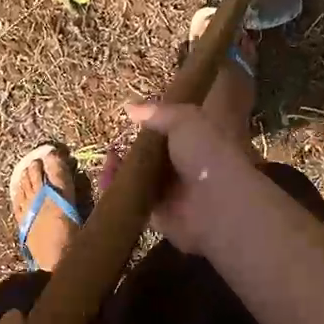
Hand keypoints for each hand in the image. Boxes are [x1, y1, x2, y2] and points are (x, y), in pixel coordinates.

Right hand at [123, 101, 260, 256]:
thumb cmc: (206, 151)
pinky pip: (132, 199)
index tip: (129, 119)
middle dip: (130, 148)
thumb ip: (157, 113)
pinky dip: (117, 191)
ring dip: (119, 168)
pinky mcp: (157, 215)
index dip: (149, 124)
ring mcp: (171, 191)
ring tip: (108, 159)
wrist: (217, 203)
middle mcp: (183, 164)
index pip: (170, 128)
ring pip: (139, 177)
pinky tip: (105, 178)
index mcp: (195, 139)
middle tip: (113, 143)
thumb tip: (130, 108)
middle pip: (151, 154)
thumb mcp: (184, 119)